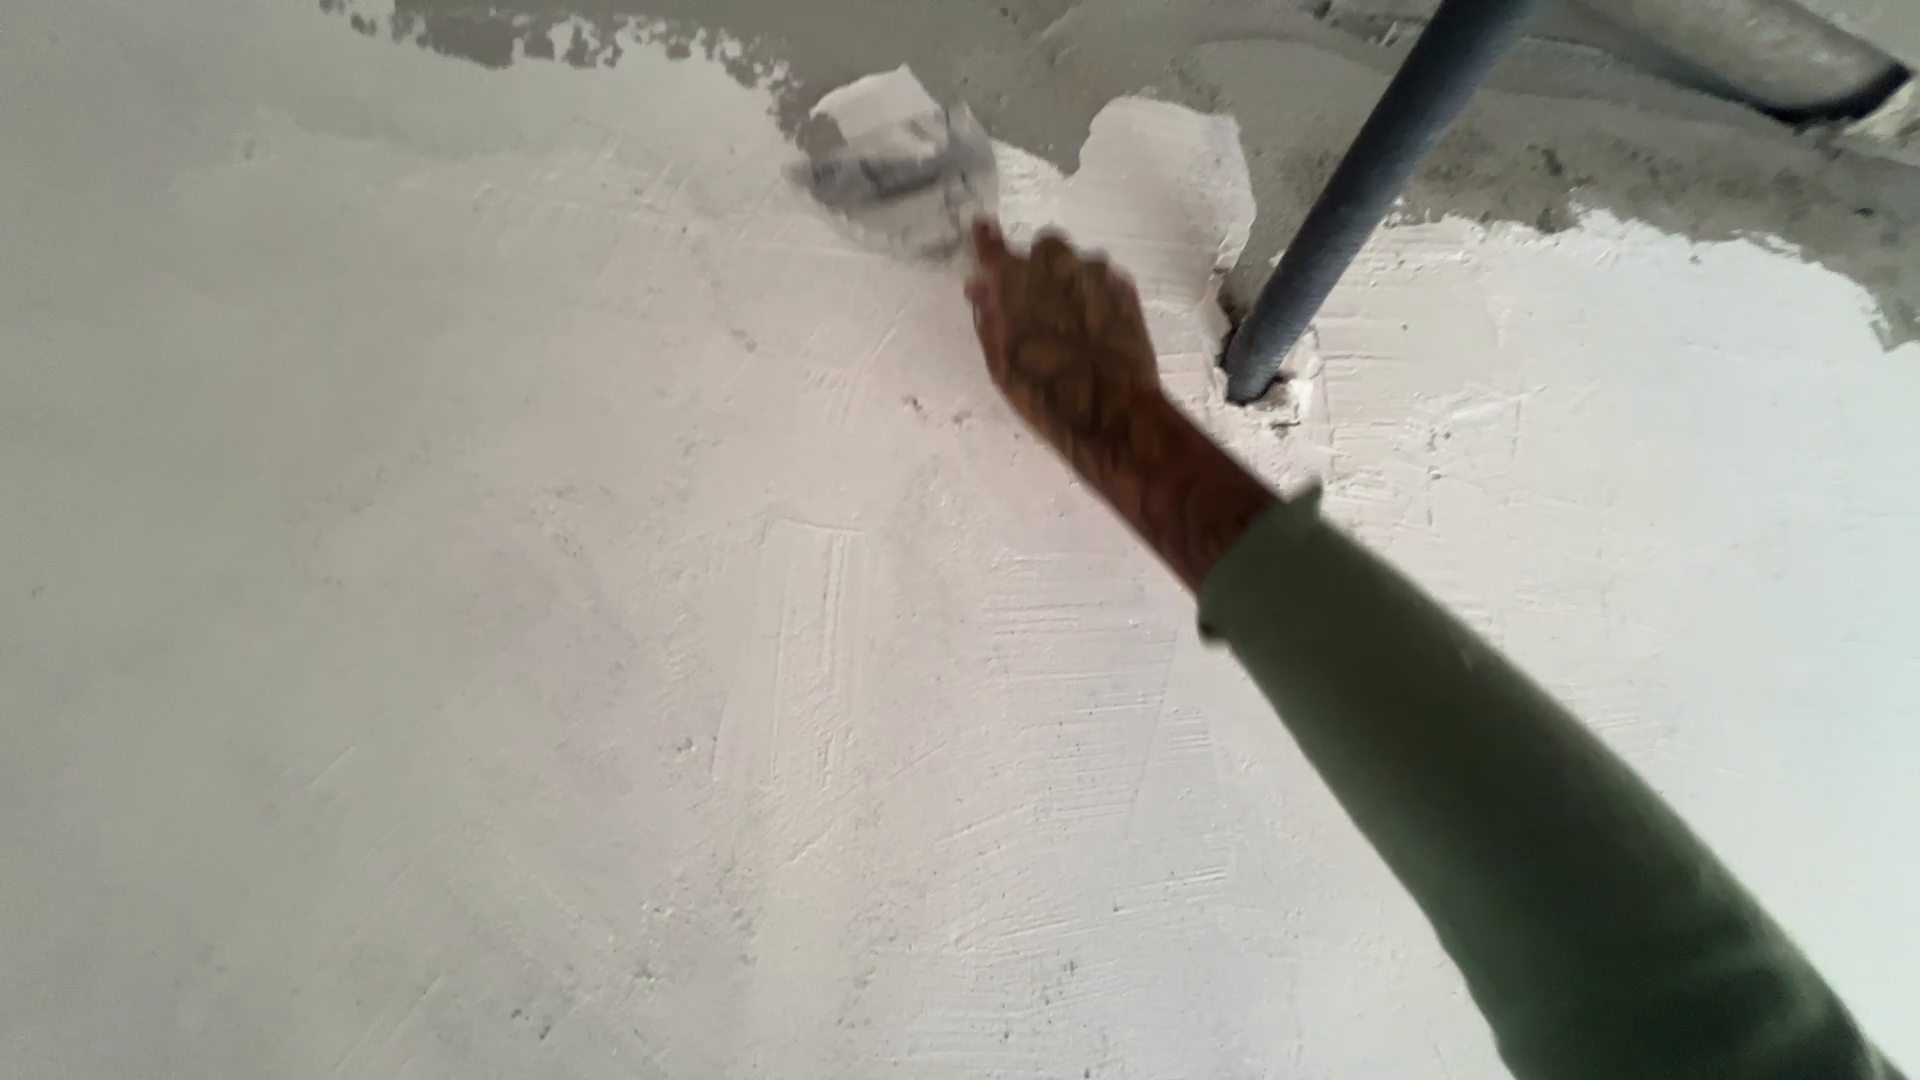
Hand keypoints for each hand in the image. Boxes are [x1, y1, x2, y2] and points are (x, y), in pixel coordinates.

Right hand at [964, 220, 1164, 457]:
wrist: (1112, 410)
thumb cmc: (1045, 394)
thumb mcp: (1001, 365)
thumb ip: (989, 318)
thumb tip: (980, 287)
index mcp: (1016, 282)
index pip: (994, 248)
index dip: (986, 239)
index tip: (982, 226)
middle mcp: (1056, 265)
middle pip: (1043, 248)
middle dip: (1037, 266)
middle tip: (1035, 301)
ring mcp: (1096, 273)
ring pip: (1077, 262)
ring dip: (1068, 280)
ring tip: (1070, 321)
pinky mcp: (1126, 287)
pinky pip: (1103, 279)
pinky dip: (1093, 294)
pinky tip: (1093, 326)